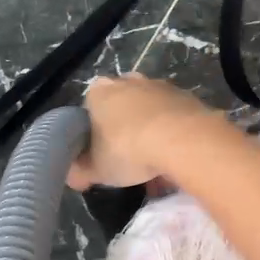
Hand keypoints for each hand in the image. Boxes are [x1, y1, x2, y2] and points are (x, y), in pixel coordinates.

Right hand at [69, 75, 214, 190]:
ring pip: (149, 110)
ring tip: (155, 163)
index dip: (93, 132)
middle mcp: (127, 82)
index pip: (88, 109)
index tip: (101, 152)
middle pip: (120, 106)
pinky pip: (173, 116)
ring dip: (150, 131)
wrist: (183, 140)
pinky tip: (176, 157)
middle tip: (127, 156)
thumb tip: (74, 178)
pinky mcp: (186, 96)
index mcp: (98, 92)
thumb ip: (80, 172)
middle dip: (123, 129)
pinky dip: (173, 133)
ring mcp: (159, 86)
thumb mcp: (96, 169)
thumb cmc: (128, 149)